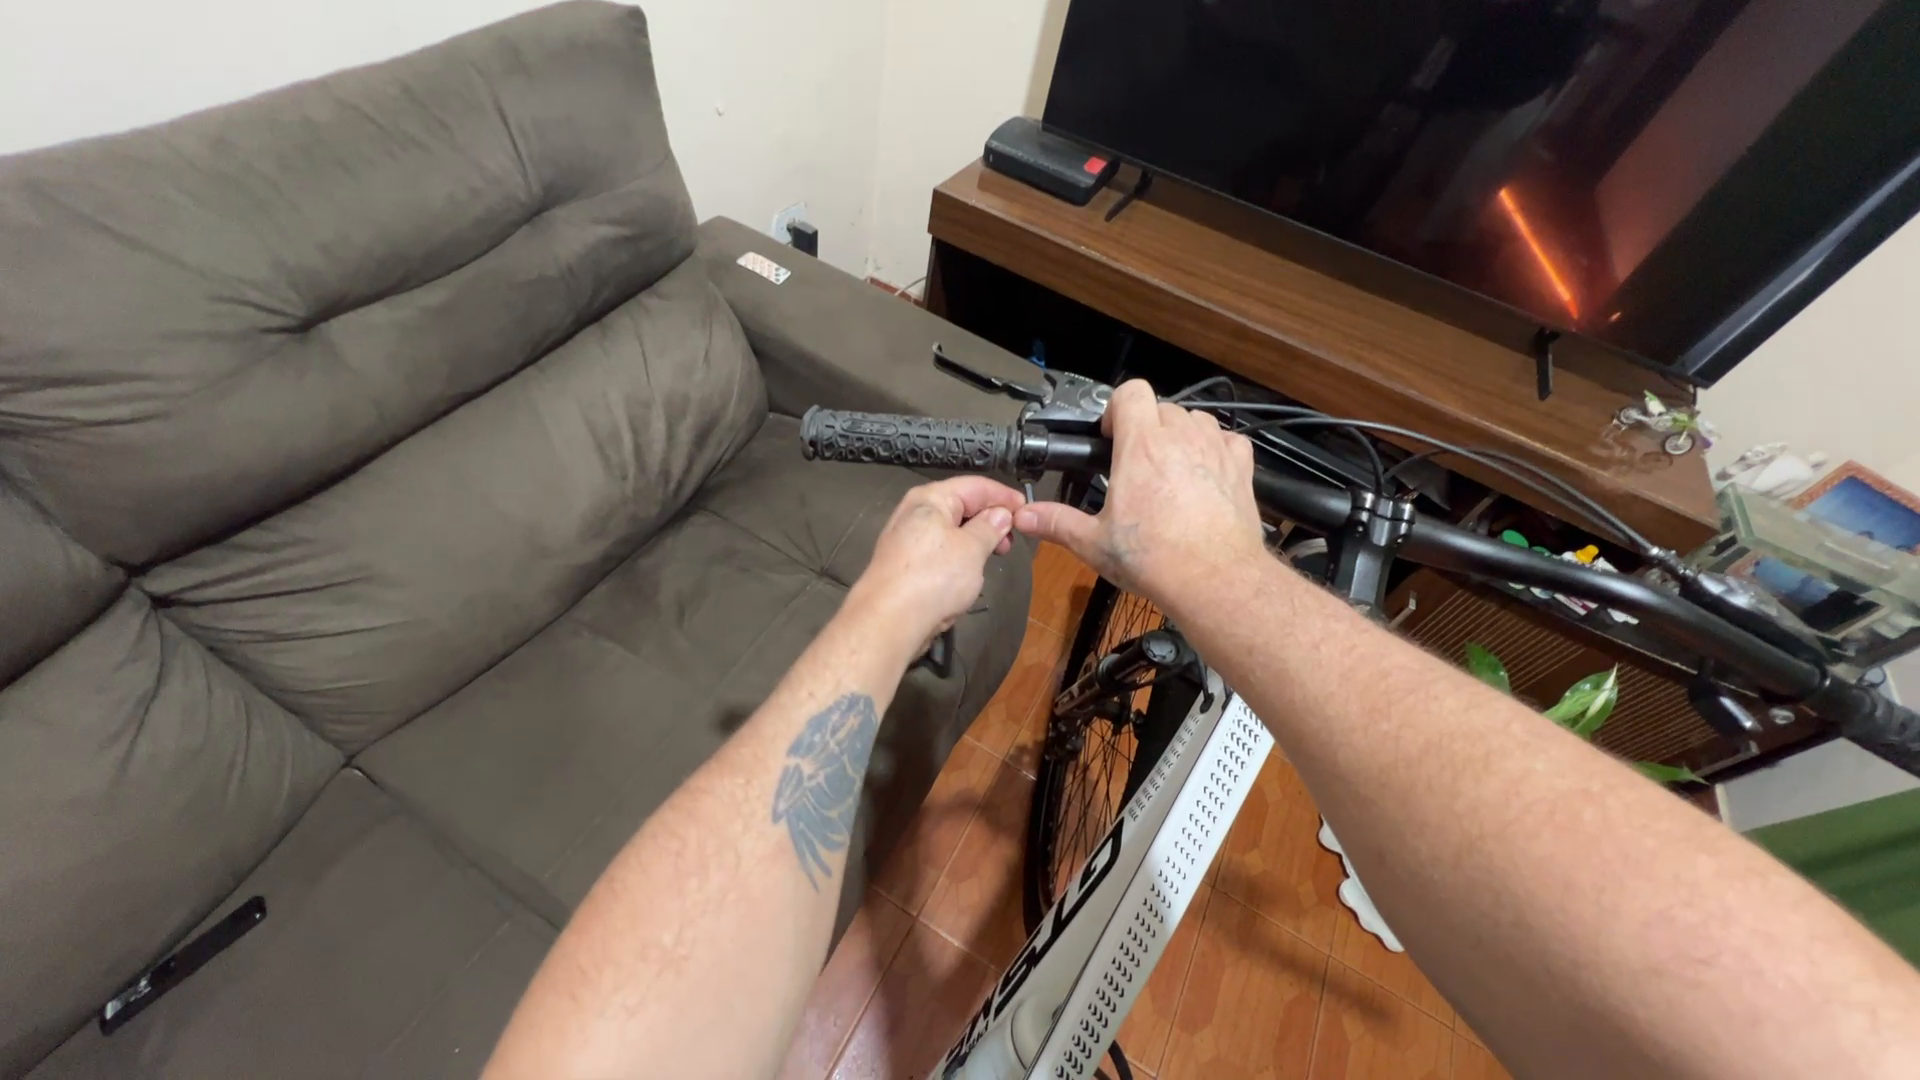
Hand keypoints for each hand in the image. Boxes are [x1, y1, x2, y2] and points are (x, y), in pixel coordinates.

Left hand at [847, 476, 1025, 651]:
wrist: (888, 621)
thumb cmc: (933, 577)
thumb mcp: (972, 549)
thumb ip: (990, 528)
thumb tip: (1001, 514)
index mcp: (930, 498)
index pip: (975, 486)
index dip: (1004, 496)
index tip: (1027, 509)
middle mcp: (915, 513)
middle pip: (961, 507)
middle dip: (990, 520)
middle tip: (1012, 541)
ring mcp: (907, 540)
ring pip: (951, 532)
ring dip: (975, 541)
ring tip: (994, 558)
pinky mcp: (905, 566)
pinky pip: (939, 553)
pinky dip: (958, 558)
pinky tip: (968, 574)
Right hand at [1013, 380, 1265, 609]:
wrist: (1213, 578)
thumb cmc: (1155, 558)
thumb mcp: (1094, 542)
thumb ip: (1057, 522)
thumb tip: (1024, 516)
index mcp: (1141, 447)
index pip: (1130, 392)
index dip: (1115, 408)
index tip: (1109, 435)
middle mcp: (1180, 438)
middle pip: (1161, 407)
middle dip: (1146, 427)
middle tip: (1134, 461)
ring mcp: (1215, 450)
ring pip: (1196, 419)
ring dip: (1180, 433)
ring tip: (1169, 466)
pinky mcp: (1240, 468)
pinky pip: (1229, 440)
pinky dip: (1216, 448)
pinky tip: (1204, 472)